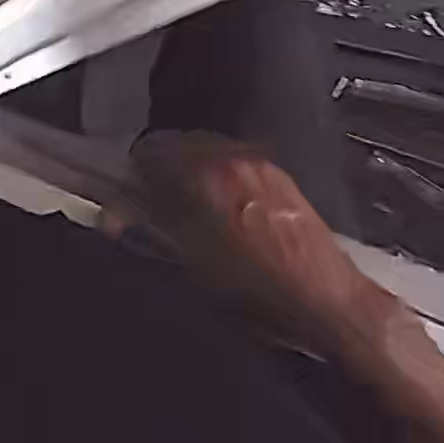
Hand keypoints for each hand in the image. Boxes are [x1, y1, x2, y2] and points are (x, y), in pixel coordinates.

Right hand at [131, 131, 372, 320]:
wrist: (328, 301)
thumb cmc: (262, 290)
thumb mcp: (191, 262)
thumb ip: (149, 228)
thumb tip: (115, 217)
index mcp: (203, 175)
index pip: (152, 150)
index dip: (133, 167)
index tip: (127, 182)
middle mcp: (231, 158)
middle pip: (180, 142)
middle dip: (161, 160)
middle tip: (151, 186)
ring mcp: (258, 163)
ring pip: (209, 148)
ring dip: (190, 163)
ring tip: (185, 195)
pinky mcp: (278, 174)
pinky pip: (235, 158)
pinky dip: (218, 170)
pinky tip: (221, 201)